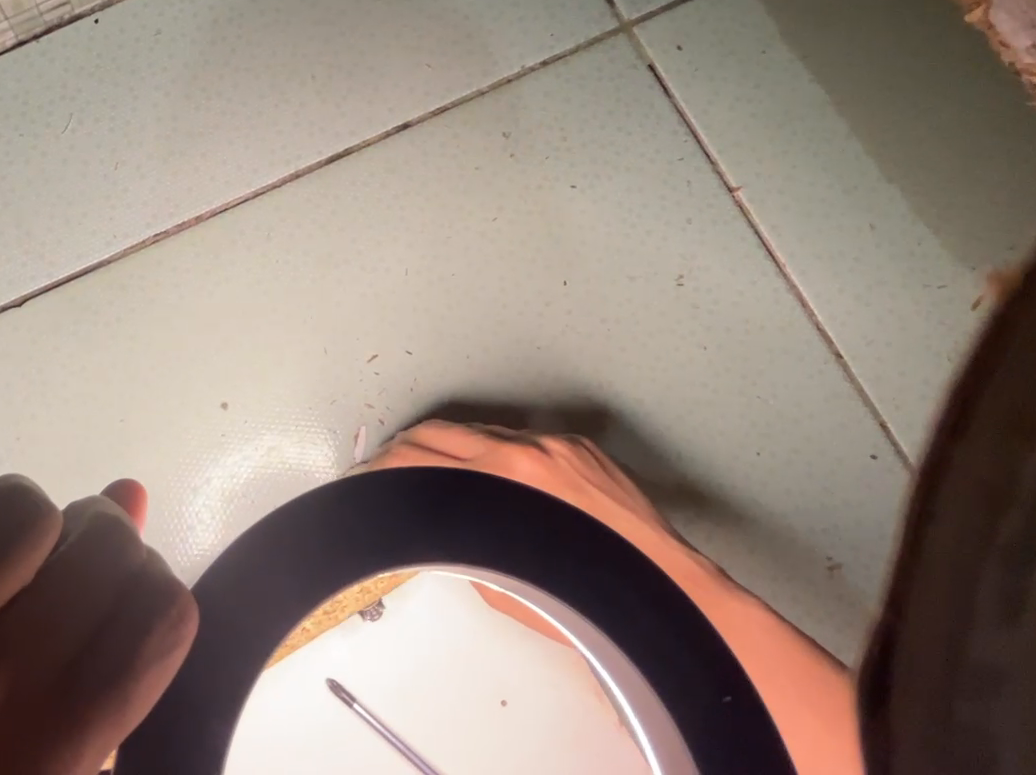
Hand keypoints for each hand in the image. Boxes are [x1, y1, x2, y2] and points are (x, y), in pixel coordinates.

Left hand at [0, 472, 196, 774]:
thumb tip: (130, 492)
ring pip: (15, 505)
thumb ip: (106, 634)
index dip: (141, 578)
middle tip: (44, 571)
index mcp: (51, 756)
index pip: (160, 611)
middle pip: (99, 545)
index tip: (103, 595)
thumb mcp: (51, 744)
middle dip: (86, 537)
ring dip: (8, 521)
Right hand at [365, 419, 860, 774]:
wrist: (670, 598)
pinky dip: (491, 449)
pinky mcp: (576, 446)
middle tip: (382, 470)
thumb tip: (435, 530)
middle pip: (436, 434)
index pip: (417, 463)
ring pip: (475, 430)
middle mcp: (524, 452)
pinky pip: (517, 437)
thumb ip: (460, 544)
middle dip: (401, 451)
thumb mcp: (504, 582)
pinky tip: (484, 468)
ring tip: (427, 465)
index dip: (381, 472)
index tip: (365, 481)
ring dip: (444, 446)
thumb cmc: (593, 605)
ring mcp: (552, 444)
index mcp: (501, 483)